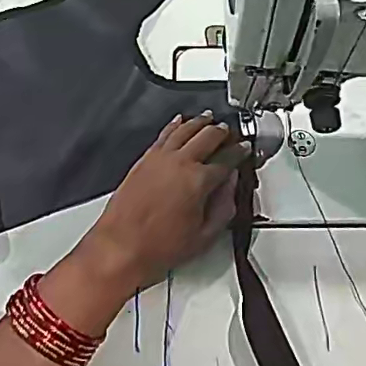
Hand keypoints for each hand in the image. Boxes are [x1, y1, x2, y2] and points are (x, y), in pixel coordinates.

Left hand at [52, 113, 246, 316]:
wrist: (121, 247)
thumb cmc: (156, 246)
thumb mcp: (205, 236)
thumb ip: (224, 207)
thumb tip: (231, 189)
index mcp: (199, 180)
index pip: (228, 158)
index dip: (240, 152)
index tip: (245, 149)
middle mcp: (180, 163)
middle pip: (208, 136)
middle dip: (223, 132)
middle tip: (230, 133)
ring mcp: (160, 158)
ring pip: (185, 129)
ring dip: (201, 122)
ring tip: (210, 119)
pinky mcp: (144, 160)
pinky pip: (164, 134)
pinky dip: (175, 124)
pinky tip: (179, 121)